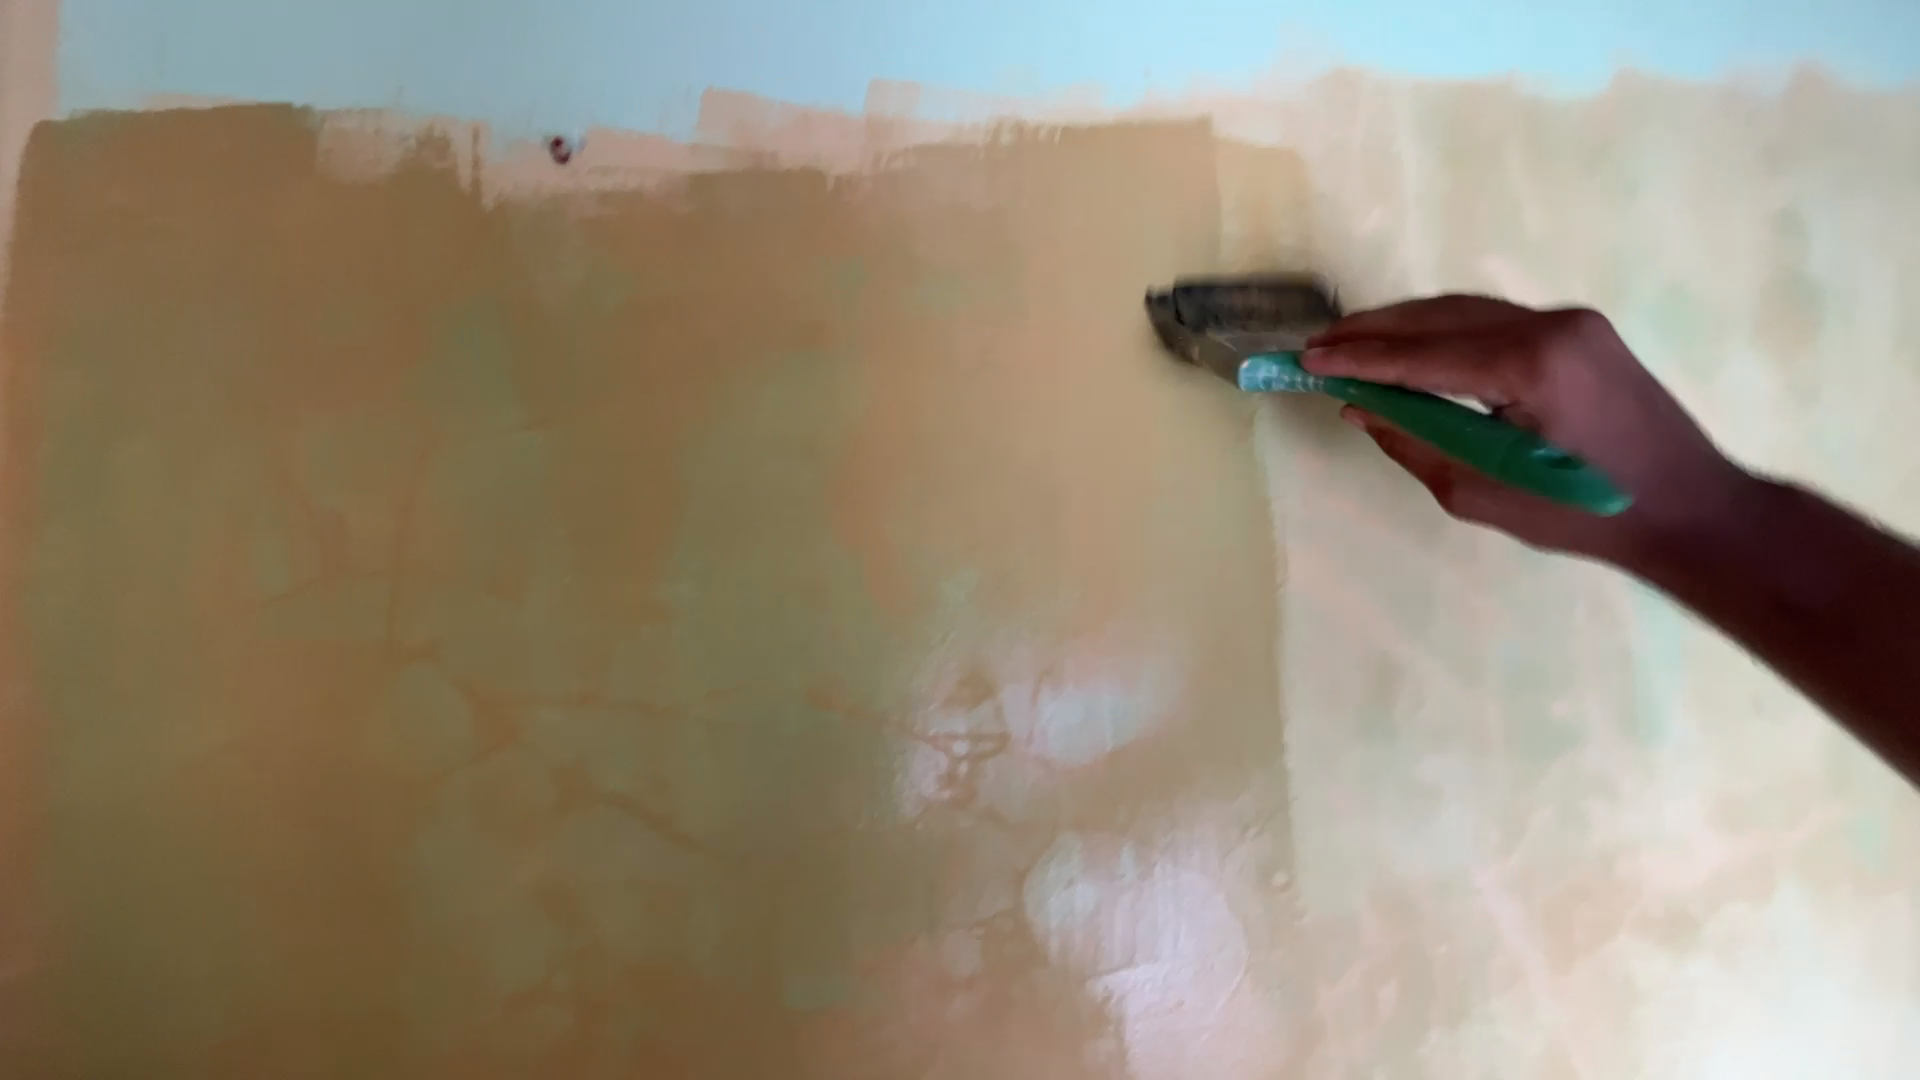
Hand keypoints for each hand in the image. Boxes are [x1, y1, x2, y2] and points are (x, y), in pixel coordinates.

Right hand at [1301, 295, 1752, 564]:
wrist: (1689, 507)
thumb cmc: (1580, 513)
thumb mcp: (1475, 491)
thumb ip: (1411, 441)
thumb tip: (1359, 409)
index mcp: (1527, 367)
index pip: (1418, 357)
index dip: (1356, 360)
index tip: (1305, 360)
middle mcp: (1548, 327)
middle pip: (1436, 318)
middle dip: (1370, 331)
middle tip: (1315, 345)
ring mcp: (1567, 322)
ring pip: (1459, 311)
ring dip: (1399, 325)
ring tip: (1346, 341)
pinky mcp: (1575, 332)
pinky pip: (1486, 321)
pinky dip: (1436, 330)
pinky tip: (1404, 344)